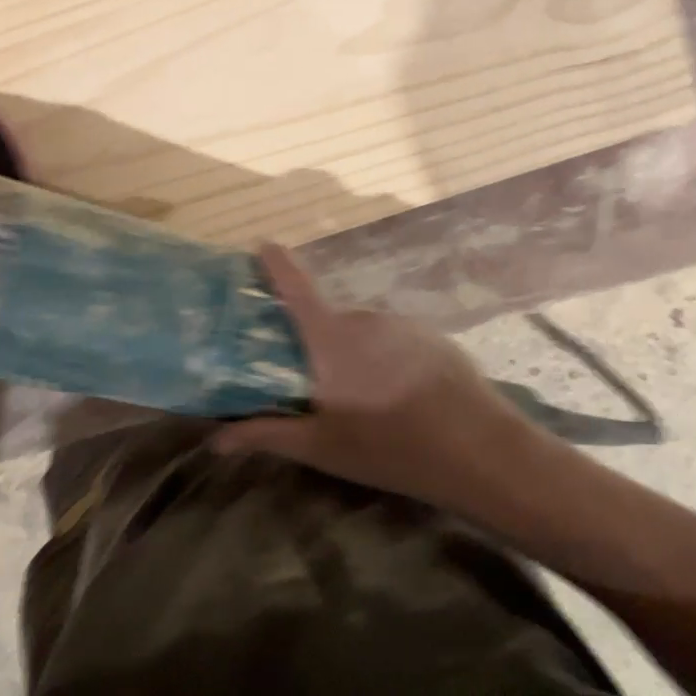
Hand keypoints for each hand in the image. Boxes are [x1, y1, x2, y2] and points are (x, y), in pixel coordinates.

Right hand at [214, 245, 552, 514]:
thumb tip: (214, 439)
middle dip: (316, 346)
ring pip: (362, 334)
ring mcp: (403, 324)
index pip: (295, 285)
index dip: (274, 262)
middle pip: (327, 320)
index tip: (261, 246)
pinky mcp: (432, 337)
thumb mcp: (322, 446)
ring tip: (363, 405)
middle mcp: (364, 318)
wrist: (481, 450)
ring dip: (354, 357)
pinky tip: (401, 401)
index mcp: (331, 336)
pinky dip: (387, 361)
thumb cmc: (390, 446)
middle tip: (315, 388)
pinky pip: (394, 342)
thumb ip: (266, 434)